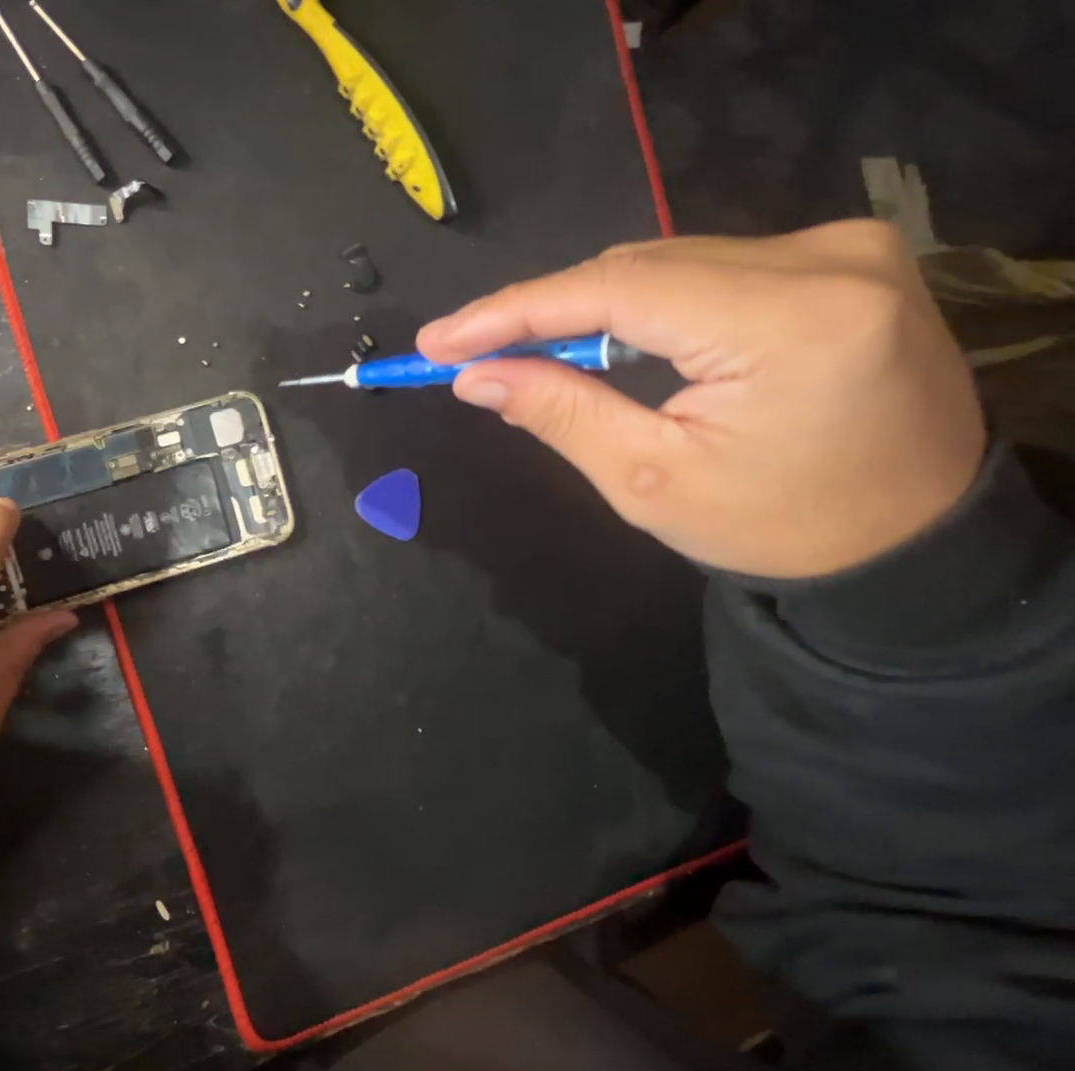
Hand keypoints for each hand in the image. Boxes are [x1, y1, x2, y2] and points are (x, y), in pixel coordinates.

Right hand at [416, 220, 986, 578]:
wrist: (915, 539)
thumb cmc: (778, 526)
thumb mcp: (649, 482)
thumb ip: (561, 413)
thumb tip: (474, 374)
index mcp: (787, 322)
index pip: (616, 290)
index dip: (513, 310)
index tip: (436, 341)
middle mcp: (825, 259)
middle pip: (639, 266)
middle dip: (542, 310)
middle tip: (464, 352)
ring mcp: (844, 250)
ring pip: (668, 261)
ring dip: (586, 306)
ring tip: (518, 350)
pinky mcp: (845, 258)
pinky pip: (706, 266)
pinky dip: (639, 302)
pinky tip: (598, 337)